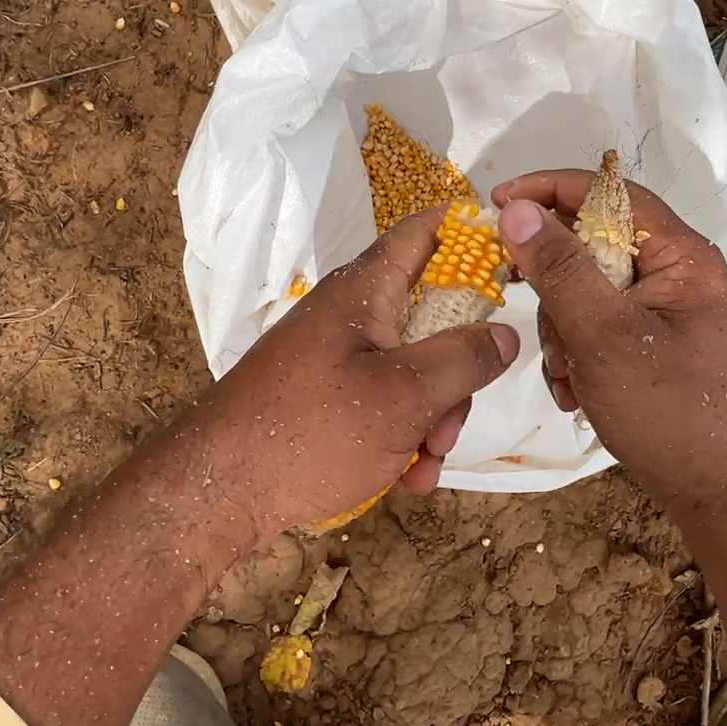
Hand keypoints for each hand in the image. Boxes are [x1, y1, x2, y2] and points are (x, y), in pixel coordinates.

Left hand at [184, 207, 519, 535]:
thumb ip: (463, 360)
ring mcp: (337, 356)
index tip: (511, 255)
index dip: (470, 231)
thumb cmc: (312, 430)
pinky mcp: (325, 394)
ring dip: (431, 419)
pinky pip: (382, 401)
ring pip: (412, 369)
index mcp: (367, 291)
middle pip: (432, 319)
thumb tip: (506, 333)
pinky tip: (402, 479)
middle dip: (456, 375)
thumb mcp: (404, 396)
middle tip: (449, 428)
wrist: (215, 493)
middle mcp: (352, 315)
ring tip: (422, 469)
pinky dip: (401, 435)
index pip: (424, 232)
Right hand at [490, 171, 726, 512]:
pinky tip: (575, 389)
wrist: (721, 495)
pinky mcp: (651, 340)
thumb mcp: (603, 335)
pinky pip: (597, 322)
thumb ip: (559, 268)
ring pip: (586, 288)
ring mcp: (662, 308)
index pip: (607, 192)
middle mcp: (674, 271)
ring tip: (565, 374)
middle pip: (591, 242)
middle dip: (553, 282)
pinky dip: (576, 351)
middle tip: (520, 302)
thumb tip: (514, 208)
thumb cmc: (668, 411)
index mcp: (678, 254)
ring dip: (561, 327)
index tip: (495, 202)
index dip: (548, 188)